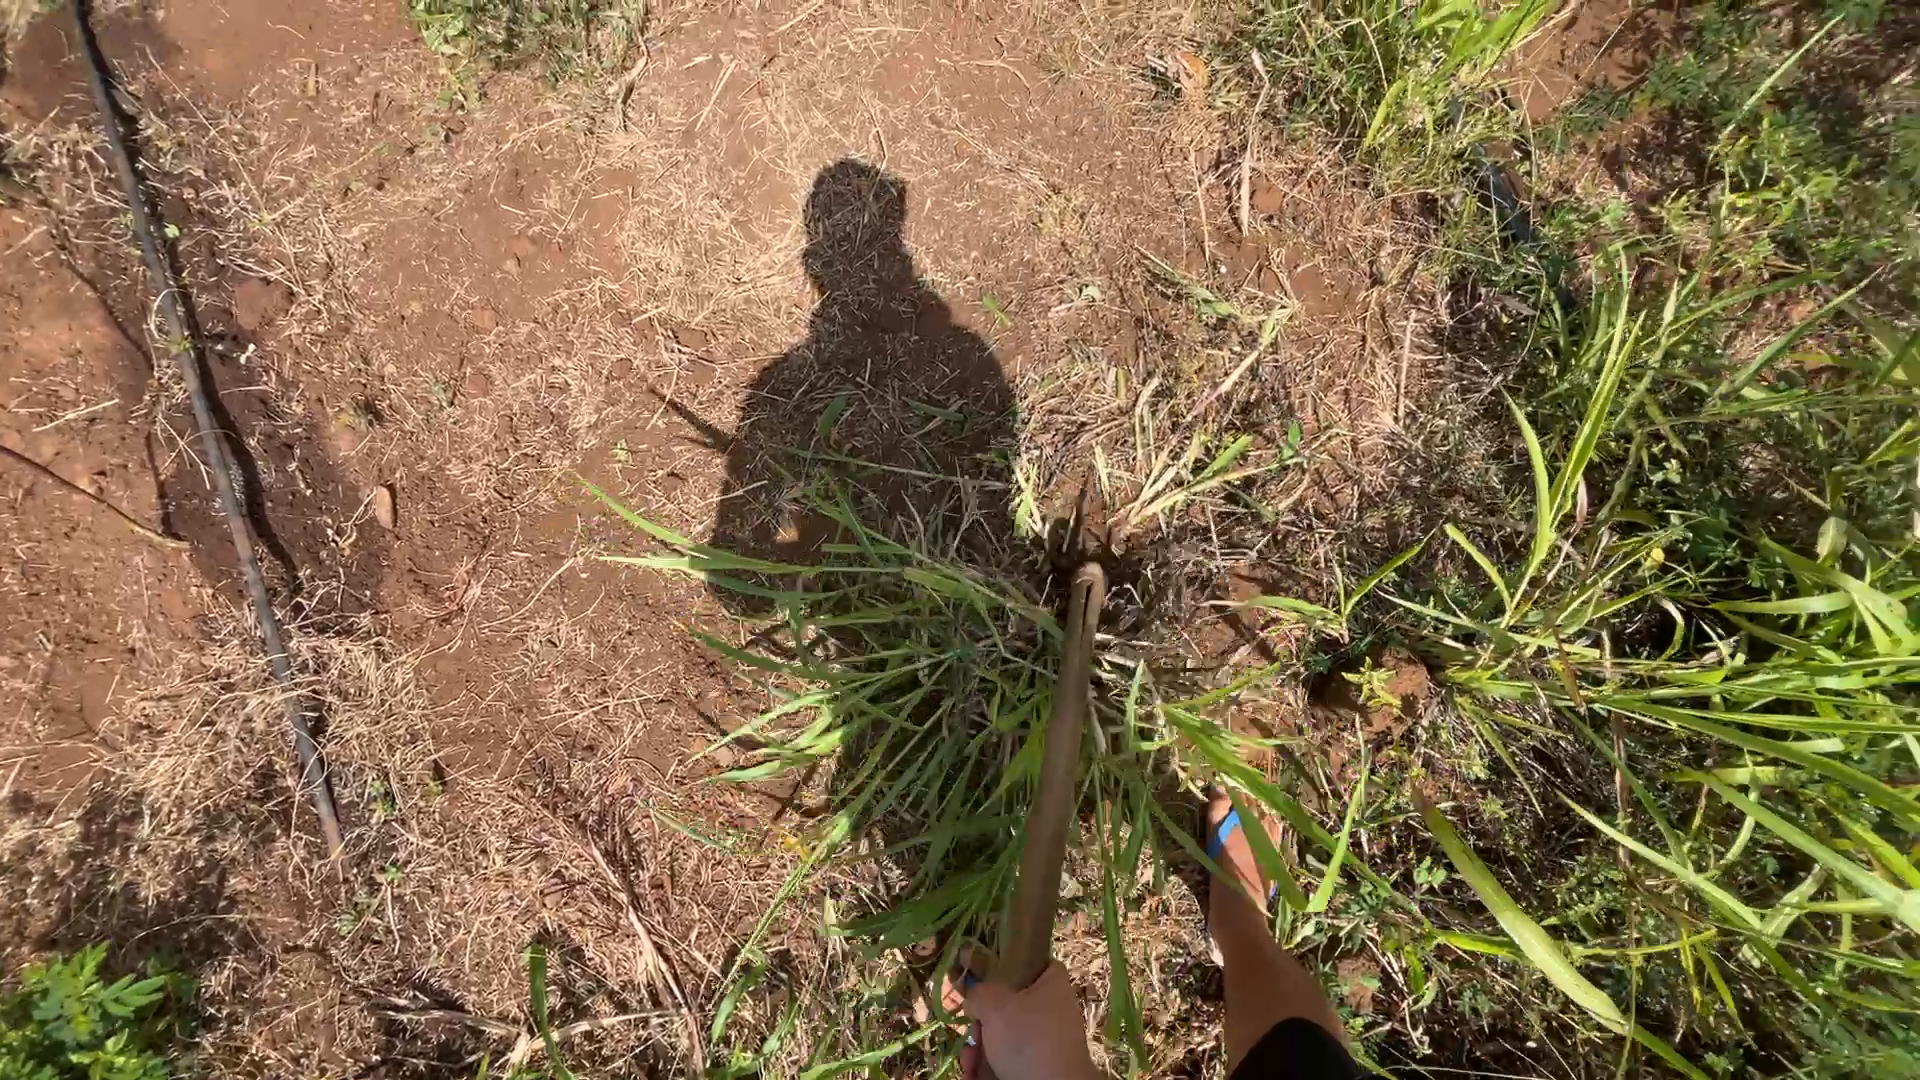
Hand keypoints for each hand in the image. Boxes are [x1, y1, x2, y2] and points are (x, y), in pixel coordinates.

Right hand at [960, 963, 1103, 1079]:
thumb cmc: (1028, 1039)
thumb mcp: (995, 1004)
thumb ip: (979, 992)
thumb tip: (974, 997)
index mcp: (1052, 985)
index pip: (1036, 963)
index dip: (1011, 964)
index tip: (987, 973)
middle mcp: (1051, 1012)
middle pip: (1009, 1004)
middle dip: (982, 1020)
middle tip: (974, 1027)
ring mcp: (1045, 1044)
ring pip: (1003, 1037)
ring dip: (979, 1048)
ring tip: (969, 1059)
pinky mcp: (1037, 1070)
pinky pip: (1007, 1062)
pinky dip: (987, 1068)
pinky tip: (972, 1074)